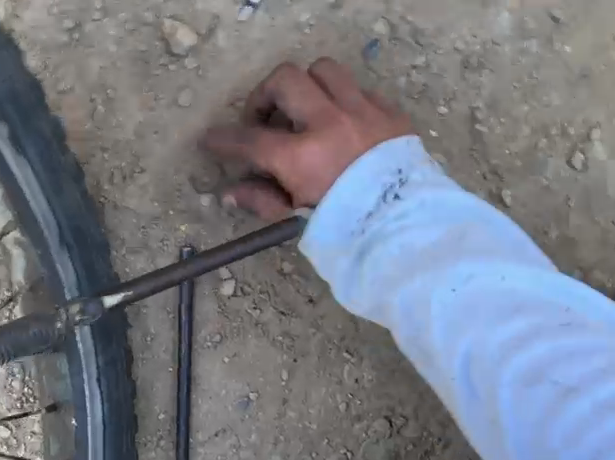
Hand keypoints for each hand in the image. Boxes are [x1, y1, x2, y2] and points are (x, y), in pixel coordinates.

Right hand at [202, 59, 416, 220]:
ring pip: (323, 71)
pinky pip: (356, 89)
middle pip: (285, 80)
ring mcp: (362, 111)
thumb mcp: (296, 221)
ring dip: (304, 88)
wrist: (403, 230)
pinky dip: (338, 102)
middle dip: (264, 96)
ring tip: (301, 114)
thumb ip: (261, 201)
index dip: (224, 139)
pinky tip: (337, 128)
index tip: (211, 140)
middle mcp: (329, 123)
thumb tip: (231, 192)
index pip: (250, 139)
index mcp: (302, 157)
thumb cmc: (345, 232)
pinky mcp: (387, 112)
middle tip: (261, 121)